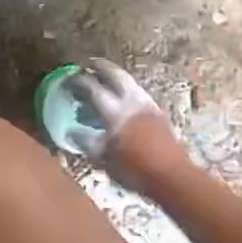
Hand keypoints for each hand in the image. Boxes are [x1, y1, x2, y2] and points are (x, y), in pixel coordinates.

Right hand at [73, 58, 188, 196]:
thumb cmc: (135, 171)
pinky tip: (122, 99)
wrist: (173, 177)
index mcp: (115, 112)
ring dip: (115, 76)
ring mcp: (148, 105)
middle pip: (116, 75)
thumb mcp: (103, 159)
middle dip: (100, 66)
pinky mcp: (158, 113)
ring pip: (130, 82)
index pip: (93, 88)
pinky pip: (138, 93)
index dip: (78, 81)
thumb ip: (86, 142)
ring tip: (104, 79)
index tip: (68, 80)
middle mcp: (132, 102)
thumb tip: (72, 132)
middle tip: (88, 64)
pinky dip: (126, 89)